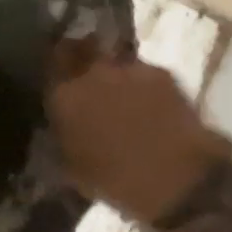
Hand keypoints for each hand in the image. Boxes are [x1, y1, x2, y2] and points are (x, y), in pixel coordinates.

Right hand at [46, 37, 231, 224]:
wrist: (180, 180)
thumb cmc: (116, 182)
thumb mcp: (72, 167)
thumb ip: (61, 137)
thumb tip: (59, 126)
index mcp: (64, 94)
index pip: (51, 62)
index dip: (55, 67)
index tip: (57, 75)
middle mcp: (94, 72)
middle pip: (83, 49)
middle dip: (83, 59)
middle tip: (87, 79)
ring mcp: (132, 68)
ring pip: (114, 60)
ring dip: (113, 73)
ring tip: (120, 95)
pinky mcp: (165, 74)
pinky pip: (143, 72)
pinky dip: (141, 84)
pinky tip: (147, 104)